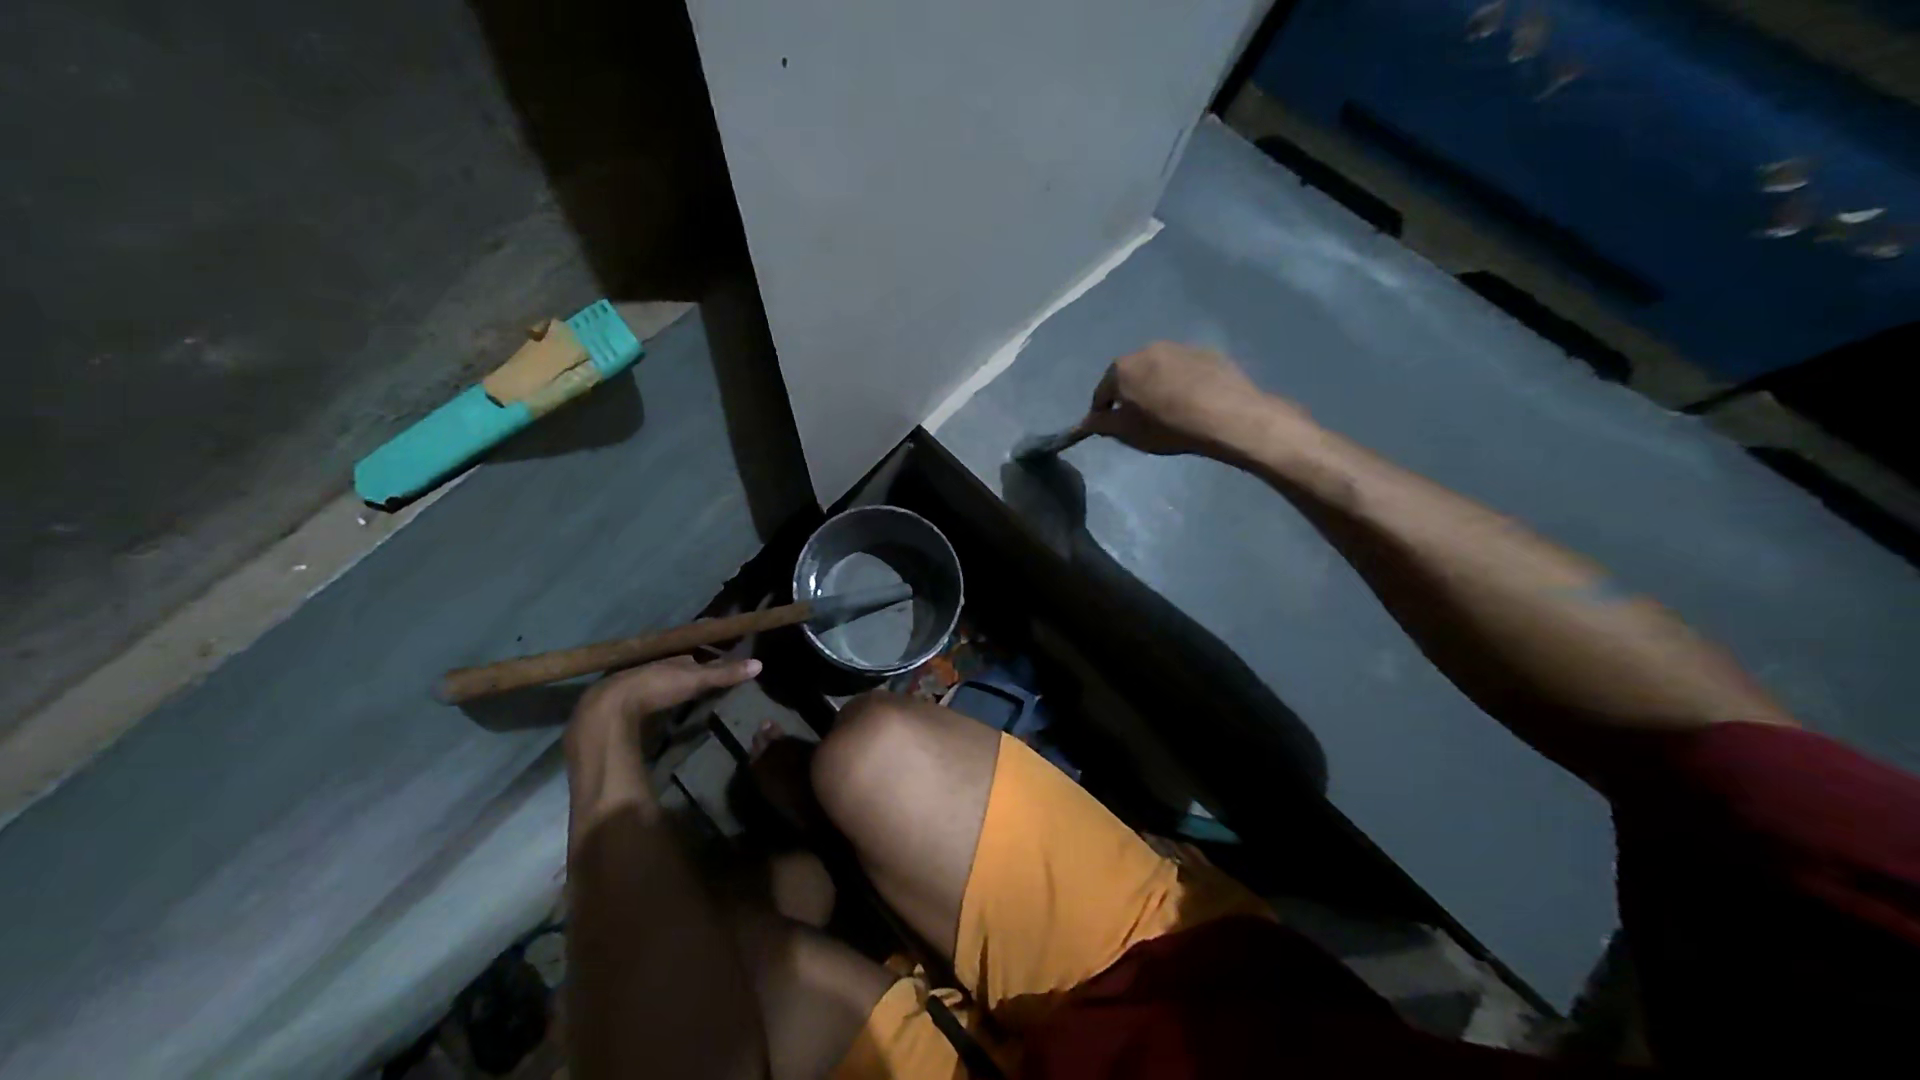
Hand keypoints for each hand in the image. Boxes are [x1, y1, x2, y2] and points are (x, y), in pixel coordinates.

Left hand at [569, 656, 762, 737]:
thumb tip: (760, 663)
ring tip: (692, 686)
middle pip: (680, 659)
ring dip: (676, 678)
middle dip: (694, 661)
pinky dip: (662, 693)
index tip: (724, 647)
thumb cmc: (656, 687)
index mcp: (673, 654)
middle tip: (711, 667)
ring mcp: (639, 679)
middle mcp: (657, 661)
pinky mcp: (627, 699)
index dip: (710, 647)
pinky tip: (666, 703)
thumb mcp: (696, 680)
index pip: (696, 645)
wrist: (611, 707)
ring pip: (663, 674)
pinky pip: (650, 690)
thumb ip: (725, 673)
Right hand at [1075, 342, 1308, 461]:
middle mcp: (1147, 349)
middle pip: (1130, 375)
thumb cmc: (1168, 426)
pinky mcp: (1206, 352)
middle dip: (1131, 394)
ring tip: (1169, 409)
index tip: (1111, 426)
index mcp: (1122, 368)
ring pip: (1158, 369)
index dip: (1102, 411)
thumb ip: (1102, 424)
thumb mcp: (1128, 433)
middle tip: (1141, 418)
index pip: (1102, 392)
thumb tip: (1086, 421)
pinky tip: (1192, 400)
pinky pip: (1184, 369)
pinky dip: (1182, 382)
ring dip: (1157, 385)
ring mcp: (1179, 347)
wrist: (1226, 415)